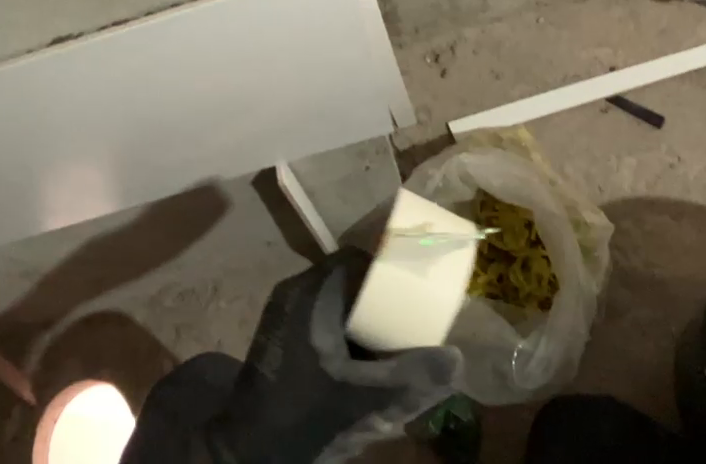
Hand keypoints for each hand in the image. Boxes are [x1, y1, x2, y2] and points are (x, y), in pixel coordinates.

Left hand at [207, 249, 460, 463]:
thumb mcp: (364, 400)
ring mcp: (284, 315)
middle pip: (346, 279)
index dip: (387, 267)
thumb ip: (411, 378)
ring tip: (396, 339)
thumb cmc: (305, 414)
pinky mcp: (281, 338)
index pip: (354, 259)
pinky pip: (321, 319)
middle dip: (380, 297)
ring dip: (363, 318)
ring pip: (334, 301)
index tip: (416, 283)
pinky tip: (365, 361)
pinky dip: (345, 332)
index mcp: (311, 295)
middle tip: (412, 317)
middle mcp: (294, 294)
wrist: (249, 449)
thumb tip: (456, 357)